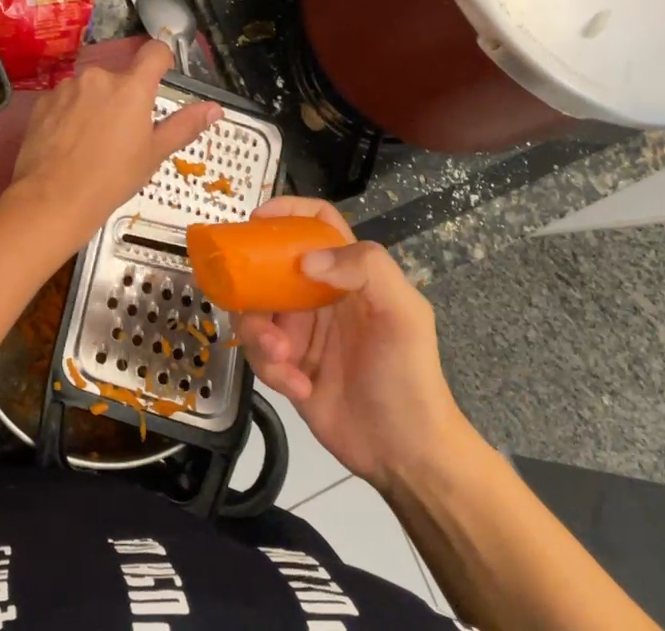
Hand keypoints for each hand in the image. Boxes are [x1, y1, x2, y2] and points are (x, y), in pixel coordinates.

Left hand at [9, 40, 220, 242]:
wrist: (53, 199)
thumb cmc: (111, 178)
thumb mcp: (154, 154)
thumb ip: (184, 126)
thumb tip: (215, 108)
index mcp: (131, 87)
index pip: (154, 52)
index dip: (162, 60)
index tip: (161, 76)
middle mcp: (98, 78)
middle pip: (119, 78)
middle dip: (123, 98)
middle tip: (122, 133)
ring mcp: (66, 88)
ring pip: (90, 89)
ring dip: (94, 106)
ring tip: (91, 143)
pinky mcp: (43, 102)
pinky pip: (64, 101)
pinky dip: (69, 115)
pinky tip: (68, 144)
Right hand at [237, 197, 474, 490]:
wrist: (405, 451)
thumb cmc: (409, 375)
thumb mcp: (403, 314)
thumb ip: (366, 269)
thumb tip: (306, 260)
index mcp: (351, 275)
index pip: (318, 224)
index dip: (288, 212)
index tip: (256, 221)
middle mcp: (322, 297)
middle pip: (270, 269)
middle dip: (255, 289)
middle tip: (259, 315)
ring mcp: (302, 332)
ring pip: (256, 313)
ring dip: (261, 336)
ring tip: (284, 361)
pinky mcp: (287, 366)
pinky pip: (258, 354)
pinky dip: (272, 369)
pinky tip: (299, 388)